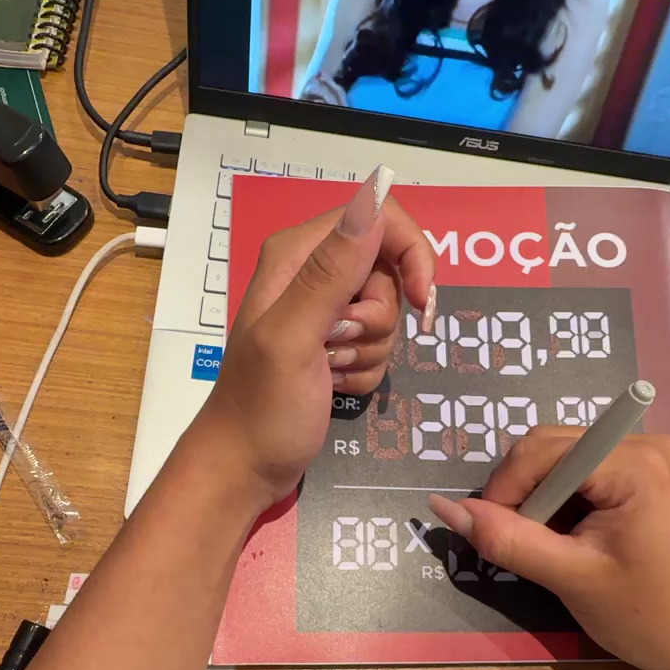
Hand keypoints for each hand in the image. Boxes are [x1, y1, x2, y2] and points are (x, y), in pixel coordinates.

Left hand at [187, 165, 435, 506]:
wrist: (246, 465)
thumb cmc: (261, 407)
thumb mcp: (292, 338)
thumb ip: (330, 274)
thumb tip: (374, 205)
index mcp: (297, 254)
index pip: (377, 217)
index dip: (411, 253)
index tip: (423, 301)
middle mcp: (313, 274)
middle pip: (389, 271)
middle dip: (380, 318)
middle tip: (339, 345)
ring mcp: (326, 312)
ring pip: (388, 313)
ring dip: (370, 351)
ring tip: (329, 370)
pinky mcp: (337, 346)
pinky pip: (380, 346)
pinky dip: (365, 371)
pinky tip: (333, 384)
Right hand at [426, 428, 669, 669]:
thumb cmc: (647, 617)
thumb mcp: (569, 577)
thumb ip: (506, 539)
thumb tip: (442, 508)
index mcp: (636, 461)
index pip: (541, 450)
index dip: (505, 489)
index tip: (495, 537)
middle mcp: (645, 445)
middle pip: (549, 449)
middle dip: (523, 495)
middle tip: (525, 546)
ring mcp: (650, 460)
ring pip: (561, 462)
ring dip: (541, 502)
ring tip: (553, 550)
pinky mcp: (647, 479)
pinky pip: (582, 475)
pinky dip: (562, 505)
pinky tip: (571, 542)